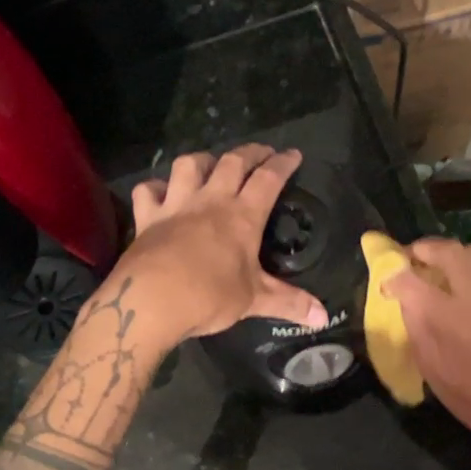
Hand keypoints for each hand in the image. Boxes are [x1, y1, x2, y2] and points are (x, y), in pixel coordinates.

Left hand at [108, 145, 329, 345]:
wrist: (152, 301)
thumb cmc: (210, 297)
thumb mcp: (255, 300)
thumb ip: (289, 303)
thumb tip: (323, 317)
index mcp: (242, 216)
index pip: (268, 179)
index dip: (283, 164)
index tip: (293, 154)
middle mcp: (210, 201)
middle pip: (232, 162)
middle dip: (250, 152)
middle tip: (262, 152)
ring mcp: (175, 205)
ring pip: (189, 165)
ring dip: (203, 160)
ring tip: (211, 164)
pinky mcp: (147, 218)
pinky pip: (148, 191)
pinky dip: (155, 187)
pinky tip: (161, 192)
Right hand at [383, 238, 470, 452]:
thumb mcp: (432, 370)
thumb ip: (416, 330)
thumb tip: (406, 302)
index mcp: (445, 315)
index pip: (409, 279)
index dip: (393, 276)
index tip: (388, 281)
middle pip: (446, 251)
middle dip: (424, 249)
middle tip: (414, 258)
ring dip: (452, 254)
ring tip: (442, 269)